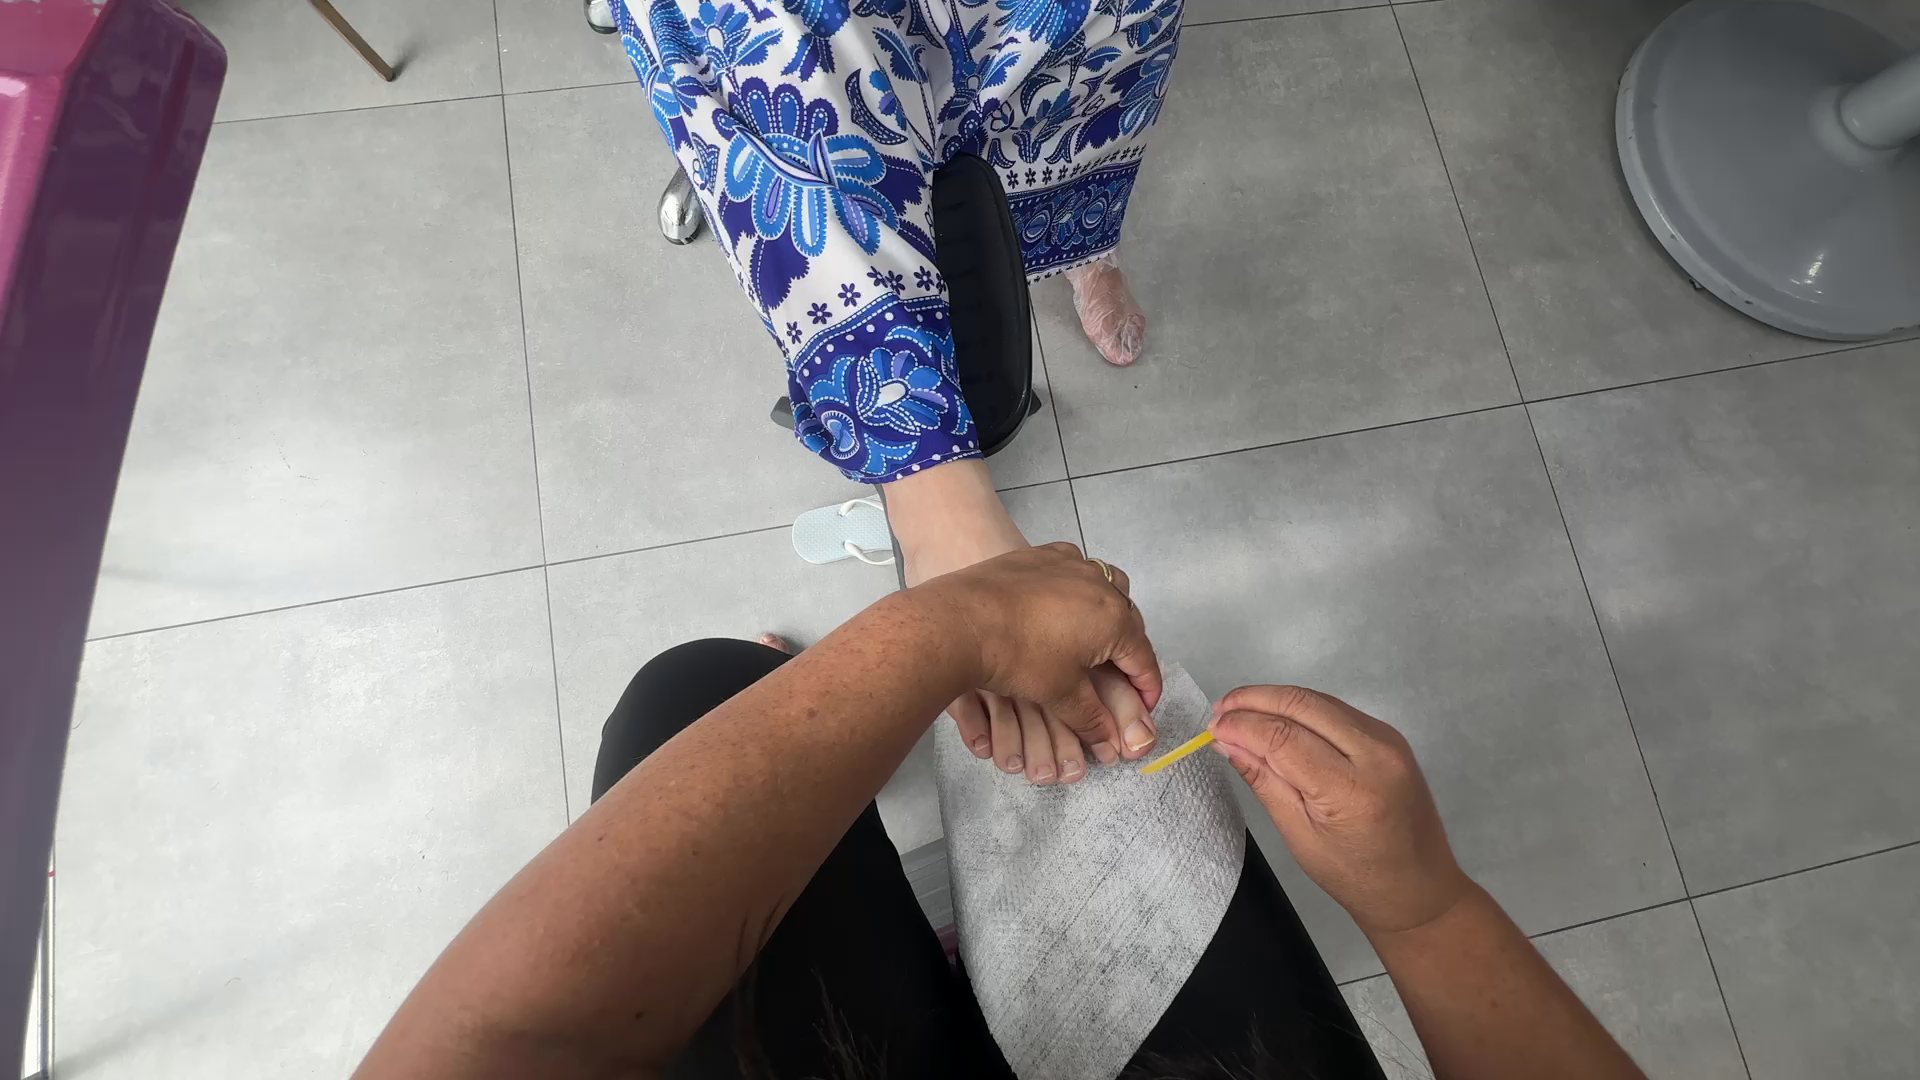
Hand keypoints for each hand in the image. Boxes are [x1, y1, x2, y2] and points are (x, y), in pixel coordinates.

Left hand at [886, 461, 1156, 781]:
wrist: (961, 620)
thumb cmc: (1019, 658)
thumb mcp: (1060, 694)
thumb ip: (1092, 719)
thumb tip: (1111, 744)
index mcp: (1116, 618)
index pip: (1144, 658)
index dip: (1147, 688)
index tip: (1143, 707)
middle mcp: (1101, 583)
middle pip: (1128, 620)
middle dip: (1128, 651)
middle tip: (1116, 678)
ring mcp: (1070, 562)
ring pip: (1103, 588)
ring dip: (1105, 613)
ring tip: (1090, 639)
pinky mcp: (1040, 554)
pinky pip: (1070, 570)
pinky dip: (1073, 588)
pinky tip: (1058, 607)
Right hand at [1209, 686, 1471, 934]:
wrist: (1422, 891)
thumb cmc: (1355, 876)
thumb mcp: (1298, 836)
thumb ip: (1263, 781)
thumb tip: (1224, 741)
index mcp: (1352, 791)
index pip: (1283, 738)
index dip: (1241, 726)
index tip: (1211, 728)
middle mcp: (1375, 755)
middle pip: (1301, 704)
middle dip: (1253, 700)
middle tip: (1219, 710)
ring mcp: (1387, 740)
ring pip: (1315, 699)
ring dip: (1272, 698)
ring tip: (1237, 711)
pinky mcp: (1387, 735)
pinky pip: (1331, 708)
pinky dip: (1296, 706)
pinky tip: (1272, 717)